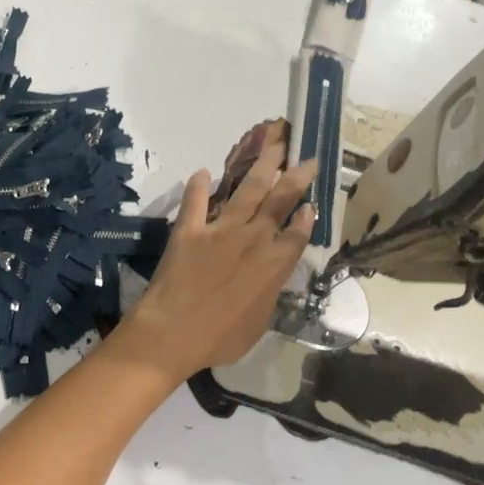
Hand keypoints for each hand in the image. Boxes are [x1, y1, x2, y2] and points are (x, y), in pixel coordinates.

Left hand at [109, 120, 314, 382]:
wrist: (172, 332)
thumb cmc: (218, 339)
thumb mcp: (258, 324)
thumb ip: (267, 295)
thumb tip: (271, 280)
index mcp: (274, 264)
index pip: (297, 232)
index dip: (306, 215)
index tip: (311, 200)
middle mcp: (252, 239)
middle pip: (279, 201)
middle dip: (294, 176)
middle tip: (304, 157)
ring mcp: (219, 231)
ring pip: (246, 191)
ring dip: (260, 166)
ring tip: (272, 144)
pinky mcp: (188, 231)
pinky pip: (194, 202)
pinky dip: (198, 185)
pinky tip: (202, 171)